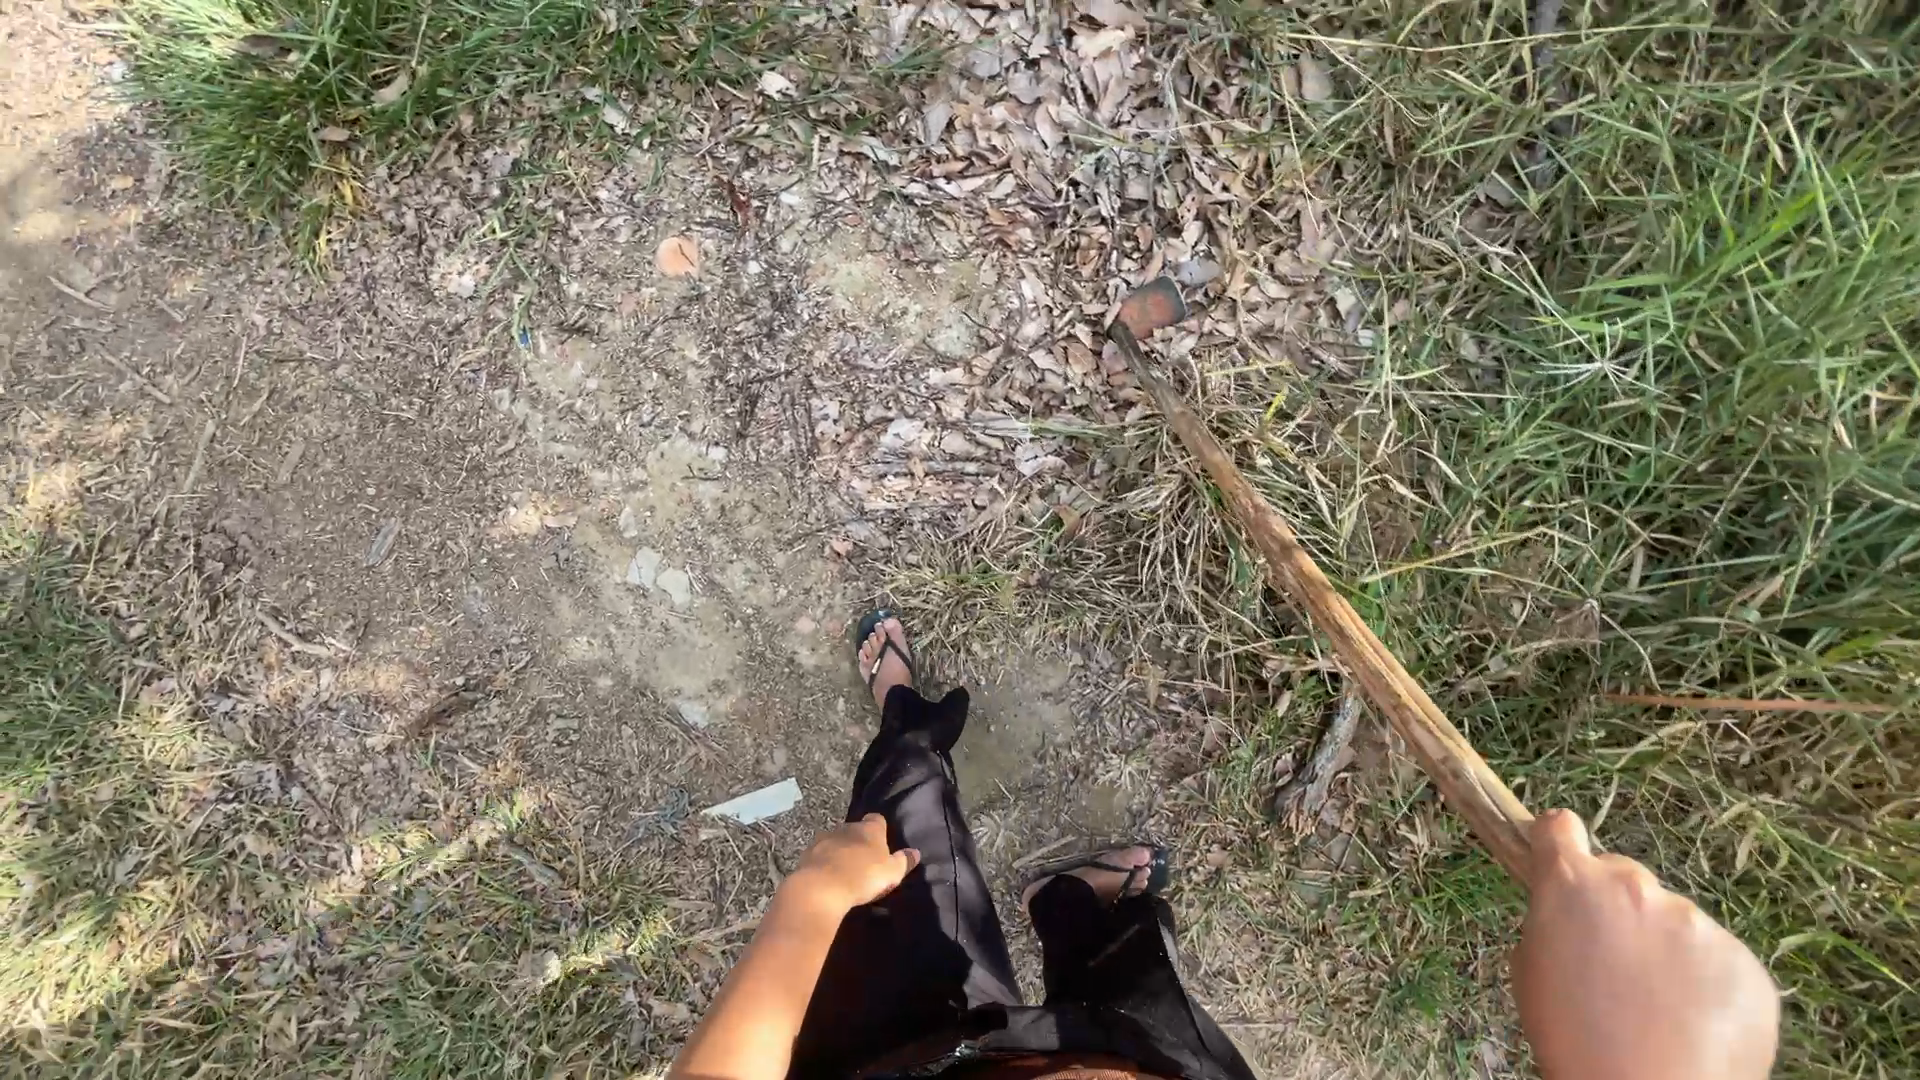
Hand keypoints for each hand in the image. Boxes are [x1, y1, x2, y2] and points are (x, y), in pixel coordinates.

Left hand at [782, 814, 920, 915]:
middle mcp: (847, 827)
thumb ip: (903, 861)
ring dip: (840, 851)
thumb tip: (915, 852)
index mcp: (869, 829)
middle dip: (858, 841)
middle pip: (855, 829)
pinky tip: (827, 878)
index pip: (877, 820)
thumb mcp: (891, 873)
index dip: (879, 830)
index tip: (882, 842)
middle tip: (864, 861)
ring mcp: (824, 838)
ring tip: (844, 871)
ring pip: (836, 841)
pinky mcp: (807, 853)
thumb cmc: (863, 876)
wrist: (821, 888)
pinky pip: (819, 855)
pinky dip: (824, 863)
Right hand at [1514, 809, 1778, 1079]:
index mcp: (1571, 882)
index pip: (1560, 825)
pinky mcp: (1744, 961)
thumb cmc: (1567, 1028)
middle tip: (1610, 953)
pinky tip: (1690, 1014)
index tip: (1559, 860)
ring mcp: (1696, 922)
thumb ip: (1555, 917)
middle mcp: (1634, 889)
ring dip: (1660, 940)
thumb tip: (1577, 911)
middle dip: (1613, 902)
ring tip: (1655, 996)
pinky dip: (1701, 975)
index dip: (1557, 841)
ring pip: (1671, 916)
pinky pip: (1714, 953)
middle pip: (1621, 873)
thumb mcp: (1531, 959)